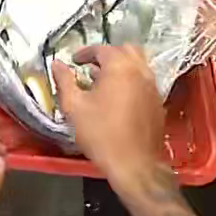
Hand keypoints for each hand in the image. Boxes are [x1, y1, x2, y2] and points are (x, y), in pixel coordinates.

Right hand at [54, 43, 163, 188]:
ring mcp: (153, 88)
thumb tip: (57, 64)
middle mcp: (141, 72)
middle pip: (126, 50)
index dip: (85, 52)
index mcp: (120, 68)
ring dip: (121, 67)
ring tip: (102, 81)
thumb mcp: (73, 106)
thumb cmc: (101, 133)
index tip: (74, 62)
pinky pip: (144, 81)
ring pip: (138, 65)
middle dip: (107, 54)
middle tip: (91, 66)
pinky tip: (117, 98)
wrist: (135, 166)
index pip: (102, 49)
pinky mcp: (158, 104)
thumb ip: (64, 80)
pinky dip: (131, 80)